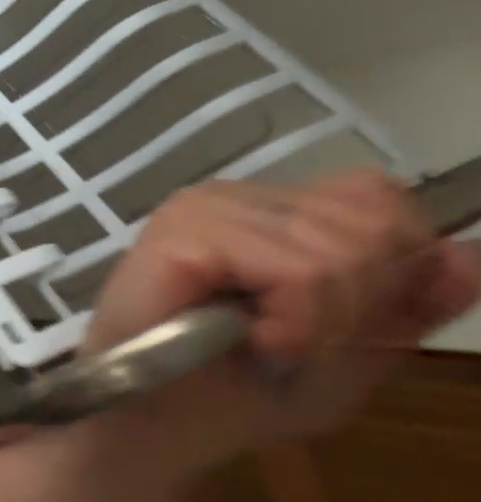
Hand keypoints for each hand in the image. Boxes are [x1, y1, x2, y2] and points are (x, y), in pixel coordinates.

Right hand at [74, 171, 478, 478]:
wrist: (164, 419)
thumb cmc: (244, 389)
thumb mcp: (352, 353)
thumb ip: (408, 305)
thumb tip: (469, 254)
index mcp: (270, 211)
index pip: (373, 195)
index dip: (394, 257)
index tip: (350, 314)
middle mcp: (235, 196)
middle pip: (369, 226)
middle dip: (359, 303)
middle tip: (300, 337)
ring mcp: (201, 209)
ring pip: (337, 252)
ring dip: (325, 321)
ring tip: (272, 341)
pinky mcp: (179, 233)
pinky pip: (294, 270)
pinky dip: (295, 321)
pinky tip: (254, 337)